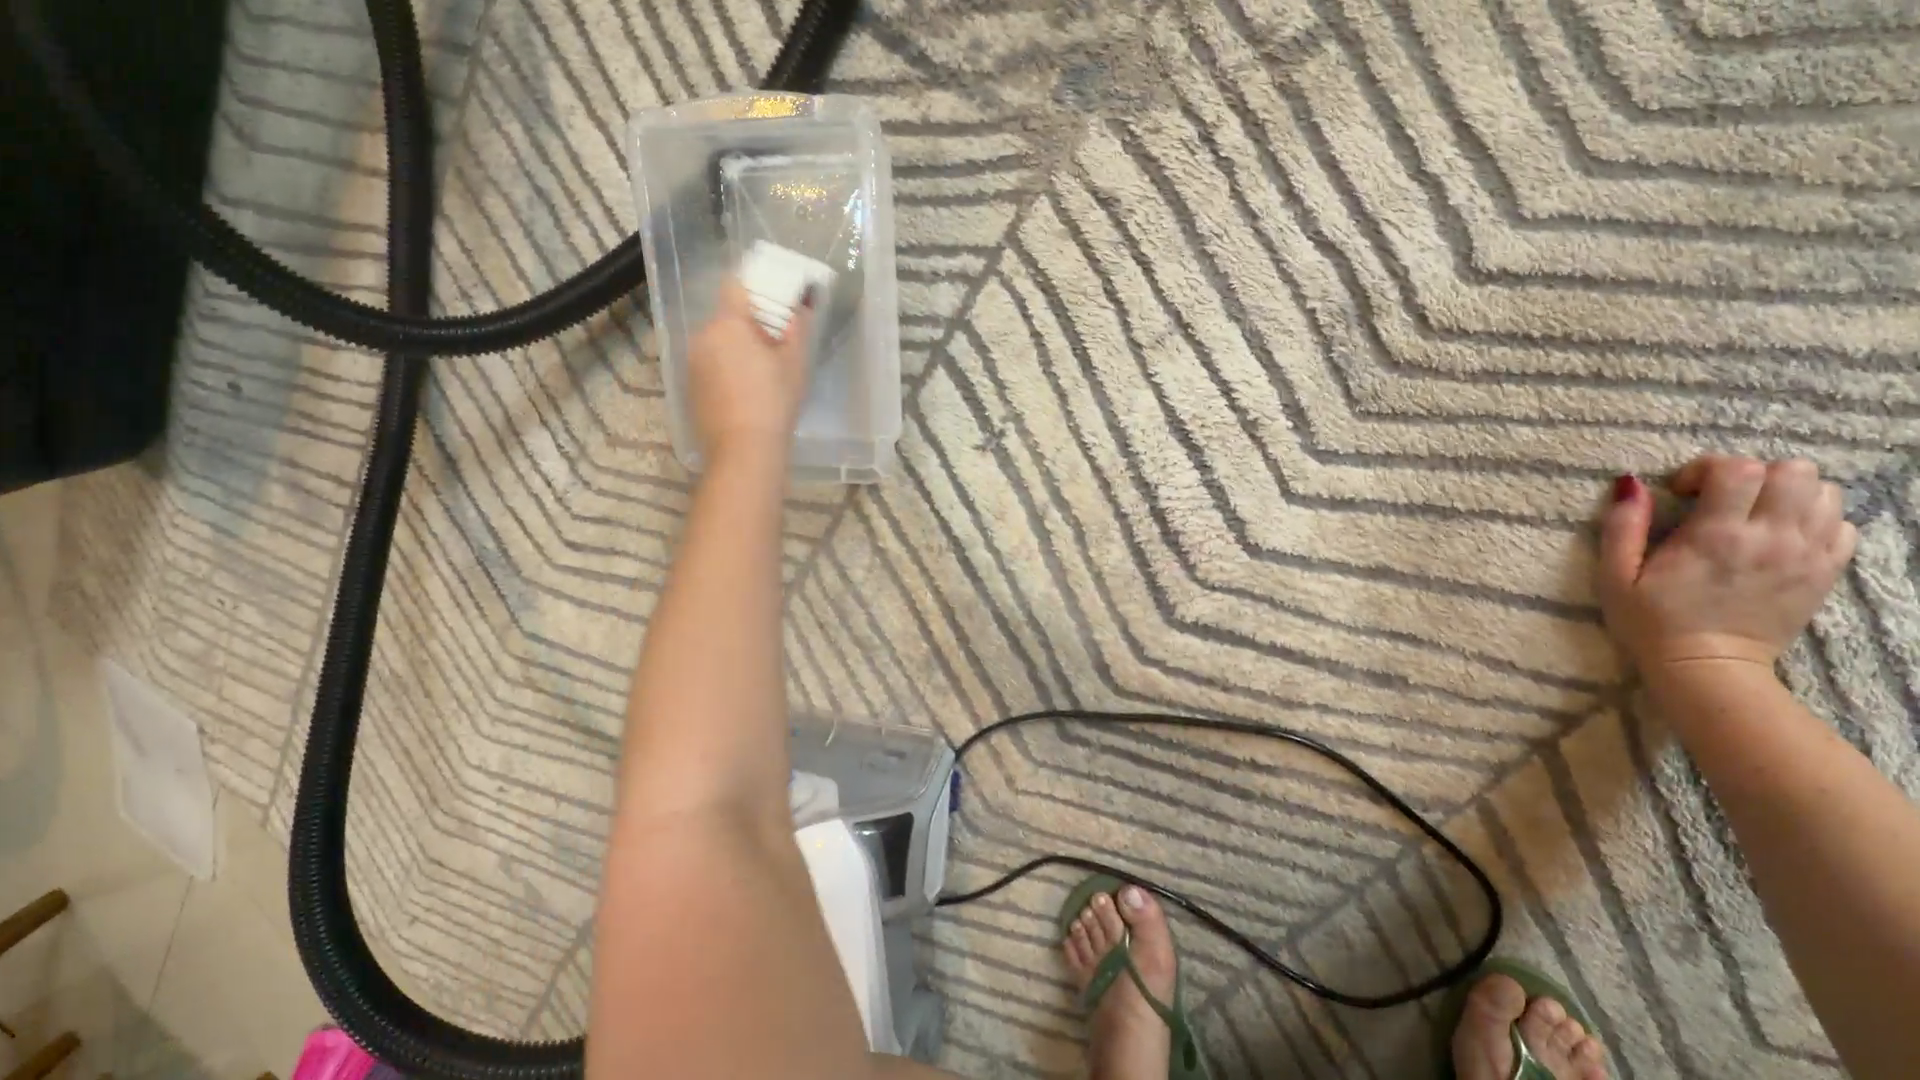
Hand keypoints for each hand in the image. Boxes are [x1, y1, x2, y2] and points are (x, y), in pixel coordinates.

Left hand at [687, 279, 815, 461]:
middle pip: (726, 318)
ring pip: (717, 344)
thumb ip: (797, 328)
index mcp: (728, 324)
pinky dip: (725, 371)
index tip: (774, 303)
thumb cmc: (773, 401)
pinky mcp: (689, 388)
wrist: (743, 451)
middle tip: (774, 345)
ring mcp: (692, 364)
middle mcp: (703, 337)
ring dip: (735, 350)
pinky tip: (744, 394)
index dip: (756, 289)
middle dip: (748, 325)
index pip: (736, 286)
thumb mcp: (794, 363)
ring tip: (760, 374)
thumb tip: (801, 306)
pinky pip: (709, 367)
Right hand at [1598, 455, 1856, 674]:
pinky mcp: (1825, 573)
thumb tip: (1631, 483)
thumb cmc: (1651, 622)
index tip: (1685, 491)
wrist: (1708, 669)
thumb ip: (1621, 526)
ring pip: (1824, 492)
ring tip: (1755, 513)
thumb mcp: (1615, 577)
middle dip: (1754, 474)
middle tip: (1725, 498)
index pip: (1737, 469)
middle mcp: (1770, 538)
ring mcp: (1806, 555)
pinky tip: (1782, 534)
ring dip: (1788, 493)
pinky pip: (1843, 524)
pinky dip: (1816, 519)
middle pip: (1792, 471)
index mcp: (1716, 536)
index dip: (1707, 468)